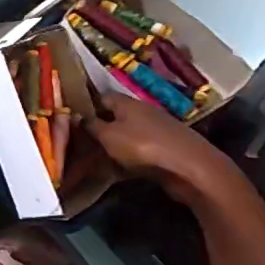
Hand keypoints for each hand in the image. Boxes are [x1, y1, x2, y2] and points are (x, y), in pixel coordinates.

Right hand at [82, 92, 238, 201]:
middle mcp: (143, 110)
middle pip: (116, 115)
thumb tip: (78, 116)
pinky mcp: (168, 146)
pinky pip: (141, 148)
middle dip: (101, 126)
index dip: (87, 105)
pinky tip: (122, 168)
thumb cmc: (143, 146)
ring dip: (116, 142)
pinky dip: (130, 155)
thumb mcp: (108, 136)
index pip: (102, 97)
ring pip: (129, 132)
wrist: (190, 167)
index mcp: (127, 102)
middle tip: (83, 140)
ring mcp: (157, 128)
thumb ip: (91, 126)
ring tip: (99, 156)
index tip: (74, 118)